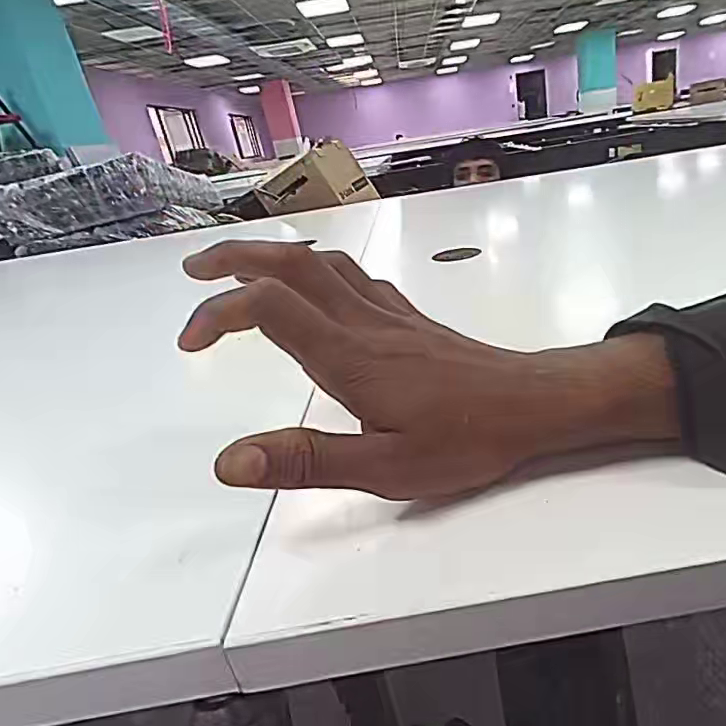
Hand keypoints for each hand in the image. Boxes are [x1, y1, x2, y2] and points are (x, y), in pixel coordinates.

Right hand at [177, 240, 679, 499]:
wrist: (534, 403)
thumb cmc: (465, 440)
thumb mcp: (384, 469)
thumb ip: (306, 462)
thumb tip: (229, 462)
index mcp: (348, 357)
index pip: (268, 309)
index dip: (219, 313)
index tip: (191, 342)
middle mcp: (362, 322)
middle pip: (290, 265)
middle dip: (235, 258)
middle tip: (196, 271)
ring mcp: (387, 312)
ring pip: (322, 262)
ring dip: (273, 256)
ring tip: (240, 267)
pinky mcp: (408, 315)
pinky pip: (354, 275)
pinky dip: (319, 268)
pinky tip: (317, 284)